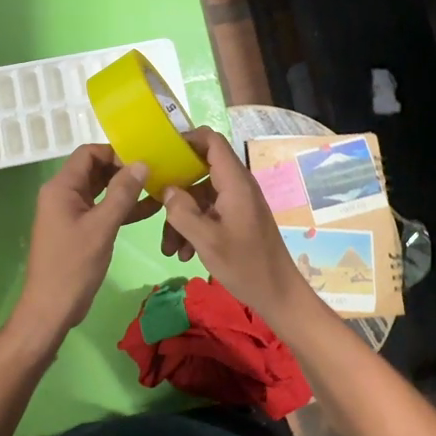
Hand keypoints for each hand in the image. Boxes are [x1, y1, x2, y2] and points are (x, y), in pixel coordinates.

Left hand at [11, 145, 158, 341]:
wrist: (51, 309)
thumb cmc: (73, 265)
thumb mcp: (102, 227)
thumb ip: (122, 193)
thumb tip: (142, 163)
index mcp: (61, 187)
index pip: (88, 153)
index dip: (114, 153)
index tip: (142, 161)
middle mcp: (63, 194)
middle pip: (94, 170)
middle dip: (123, 170)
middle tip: (154, 174)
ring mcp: (70, 212)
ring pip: (100, 190)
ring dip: (125, 190)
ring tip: (157, 189)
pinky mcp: (78, 229)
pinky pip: (101, 209)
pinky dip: (120, 208)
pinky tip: (149, 210)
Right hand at [160, 128, 311, 323]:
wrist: (280, 297)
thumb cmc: (246, 266)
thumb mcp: (207, 241)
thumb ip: (182, 212)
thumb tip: (166, 190)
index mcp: (235, 183)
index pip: (212, 141)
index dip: (187, 139)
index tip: (162, 153)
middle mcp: (237, 186)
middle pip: (200, 170)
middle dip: (176, 188)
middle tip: (155, 205)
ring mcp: (238, 203)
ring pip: (201, 195)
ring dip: (182, 215)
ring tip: (169, 247)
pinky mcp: (237, 219)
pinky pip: (209, 212)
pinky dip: (194, 226)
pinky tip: (184, 252)